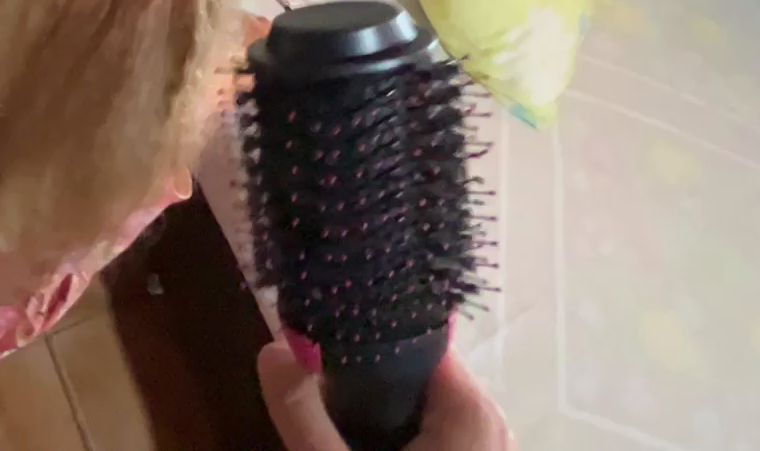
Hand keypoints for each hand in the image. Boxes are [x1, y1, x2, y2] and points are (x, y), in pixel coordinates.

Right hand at [257, 338, 513, 450]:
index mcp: (470, 416)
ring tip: (327, 406)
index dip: (365, 323)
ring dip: (373, 401)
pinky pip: (427, 433)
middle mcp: (487, 430)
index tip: (316, 322)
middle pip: (415, 368)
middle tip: (311, 369)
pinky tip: (356, 442)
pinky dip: (391, 428)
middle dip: (362, 368)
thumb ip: (302, 412)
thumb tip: (272, 346)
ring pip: (420, 404)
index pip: (419, 335)